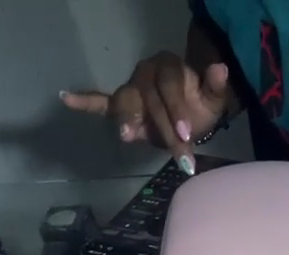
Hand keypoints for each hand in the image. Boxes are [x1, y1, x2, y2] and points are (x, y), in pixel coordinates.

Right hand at [61, 53, 232, 170]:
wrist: (188, 115)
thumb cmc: (199, 105)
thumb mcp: (212, 98)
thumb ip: (215, 86)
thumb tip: (221, 69)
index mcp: (168, 67)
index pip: (169, 86)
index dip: (176, 108)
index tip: (185, 135)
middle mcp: (146, 73)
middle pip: (149, 99)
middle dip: (163, 127)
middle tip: (177, 153)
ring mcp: (131, 89)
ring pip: (126, 102)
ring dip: (126, 119)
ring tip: (127, 135)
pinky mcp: (121, 106)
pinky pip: (101, 102)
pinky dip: (85, 102)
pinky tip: (66, 98)